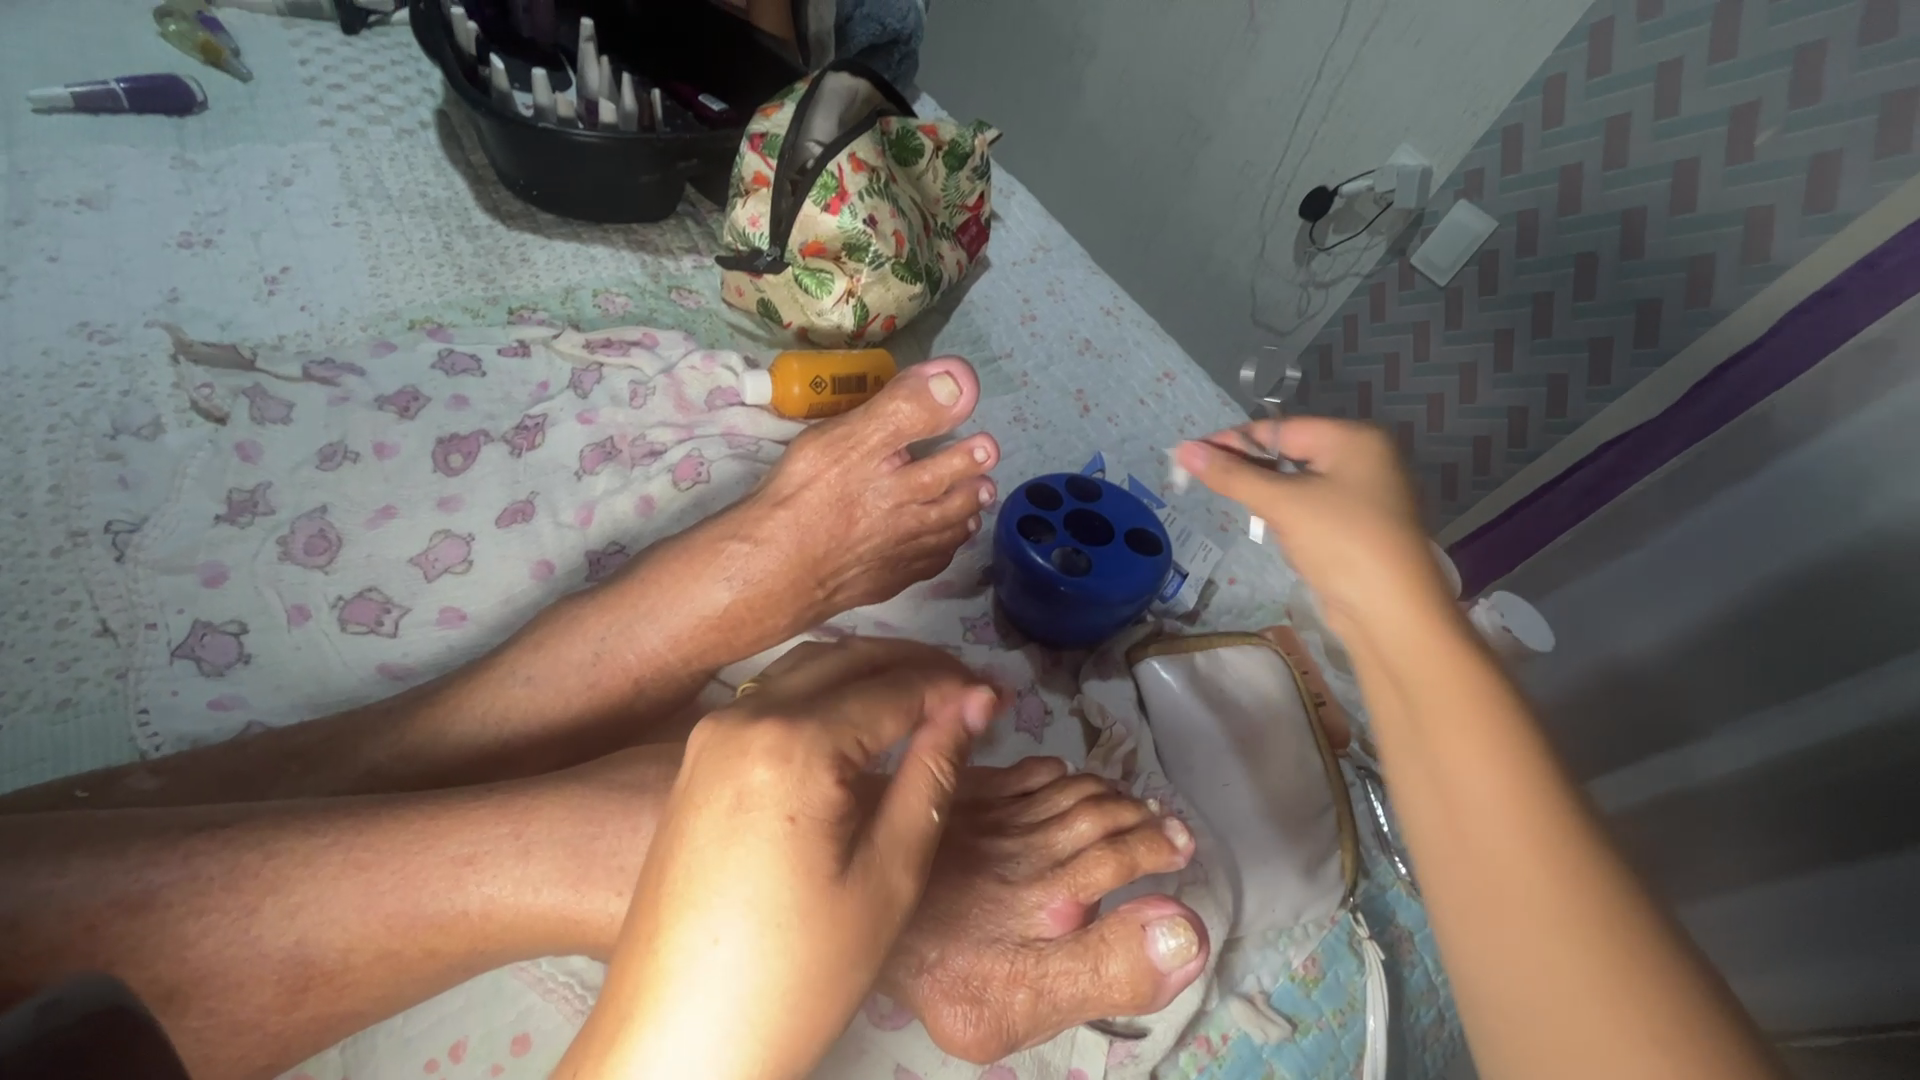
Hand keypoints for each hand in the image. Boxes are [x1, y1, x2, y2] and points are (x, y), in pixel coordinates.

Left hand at [558, 638, 997, 1079]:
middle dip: (917, 666)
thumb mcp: (889, 875)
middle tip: (969, 694)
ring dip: (871, 671)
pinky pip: (776, 696)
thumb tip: (975, 700)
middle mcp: (746, 716)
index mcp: (794, 743)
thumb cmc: (797, 973)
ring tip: (926, 701)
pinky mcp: (699, 756)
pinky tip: (860, 722)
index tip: (999, 699)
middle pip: (850, 658)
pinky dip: (828, 692)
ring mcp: (714, 732)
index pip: (895, 687)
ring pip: (809, 668)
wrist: (676, 1040)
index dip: (954, 688)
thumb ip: (933, 772)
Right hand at [1175, 417, 1452, 633]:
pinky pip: (1309, 506)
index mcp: (1354, 439)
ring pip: (1297, 481)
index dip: (1233, 441)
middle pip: (1289, 452)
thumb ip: (1231, 475)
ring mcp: (1363, 494)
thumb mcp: (1281, 504)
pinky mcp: (1356, 526)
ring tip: (1229, 501)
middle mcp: (1363, 458)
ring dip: (1264, 491)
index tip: (1191, 455)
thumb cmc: (1340, 542)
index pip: (1280, 428)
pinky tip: (1265, 525)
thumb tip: (1182, 450)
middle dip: (1247, 466)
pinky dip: (1284, 512)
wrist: (1390, 611)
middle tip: (1203, 479)